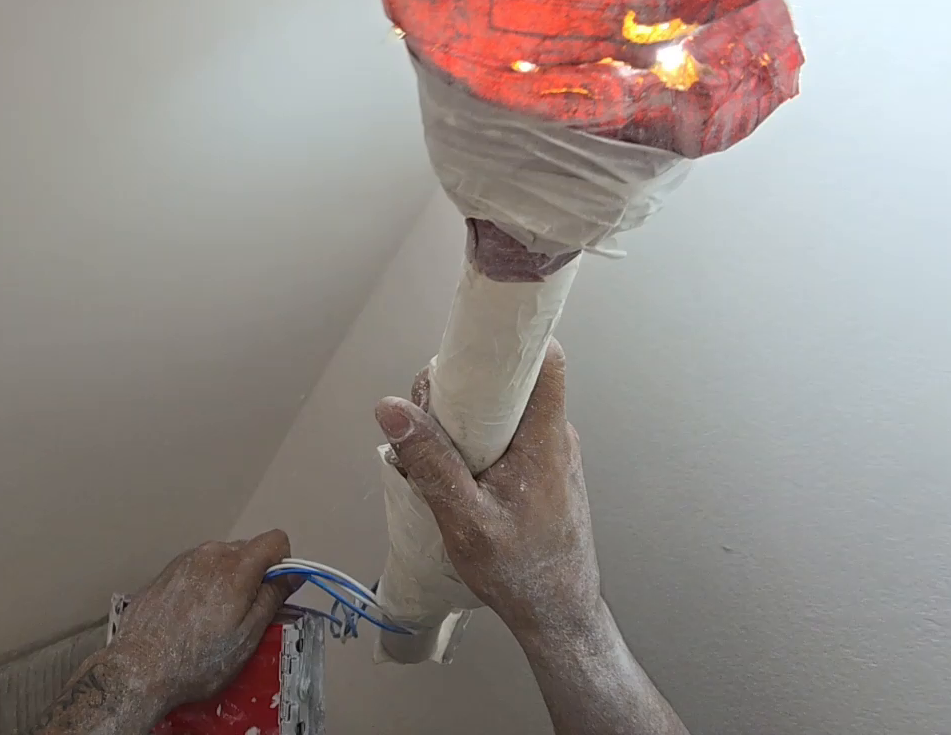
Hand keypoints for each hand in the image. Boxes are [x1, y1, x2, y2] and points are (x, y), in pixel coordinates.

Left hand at [108, 531, 294, 710]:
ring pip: (222, 559)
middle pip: (248, 550)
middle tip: (243, 615)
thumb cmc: (198, 660)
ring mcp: (187, 558)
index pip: (275, 540)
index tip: (274, 592)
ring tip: (213, 620)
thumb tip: (294, 573)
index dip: (282, 564)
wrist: (139, 667)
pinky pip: (199, 567)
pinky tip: (191, 616)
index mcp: (236, 566)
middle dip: (254, 576)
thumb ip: (272, 598)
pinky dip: (205, 584)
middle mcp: (212, 552)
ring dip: (227, 580)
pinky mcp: (168, 569)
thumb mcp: (246, 637)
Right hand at [374, 339, 602, 642]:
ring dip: (467, 413)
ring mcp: (548, 449)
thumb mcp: (466, 520)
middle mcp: (552, 435)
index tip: (471, 336)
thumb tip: (392, 408)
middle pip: (511, 378)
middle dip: (465, 382)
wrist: (558, 615)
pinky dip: (476, 435)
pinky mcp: (539, 465)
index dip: (512, 337)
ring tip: (435, 444)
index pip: (546, 360)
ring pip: (503, 405)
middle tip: (429, 411)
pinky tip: (454, 466)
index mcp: (544, 437)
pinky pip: (504, 429)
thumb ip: (430, 462)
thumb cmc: (522, 572)